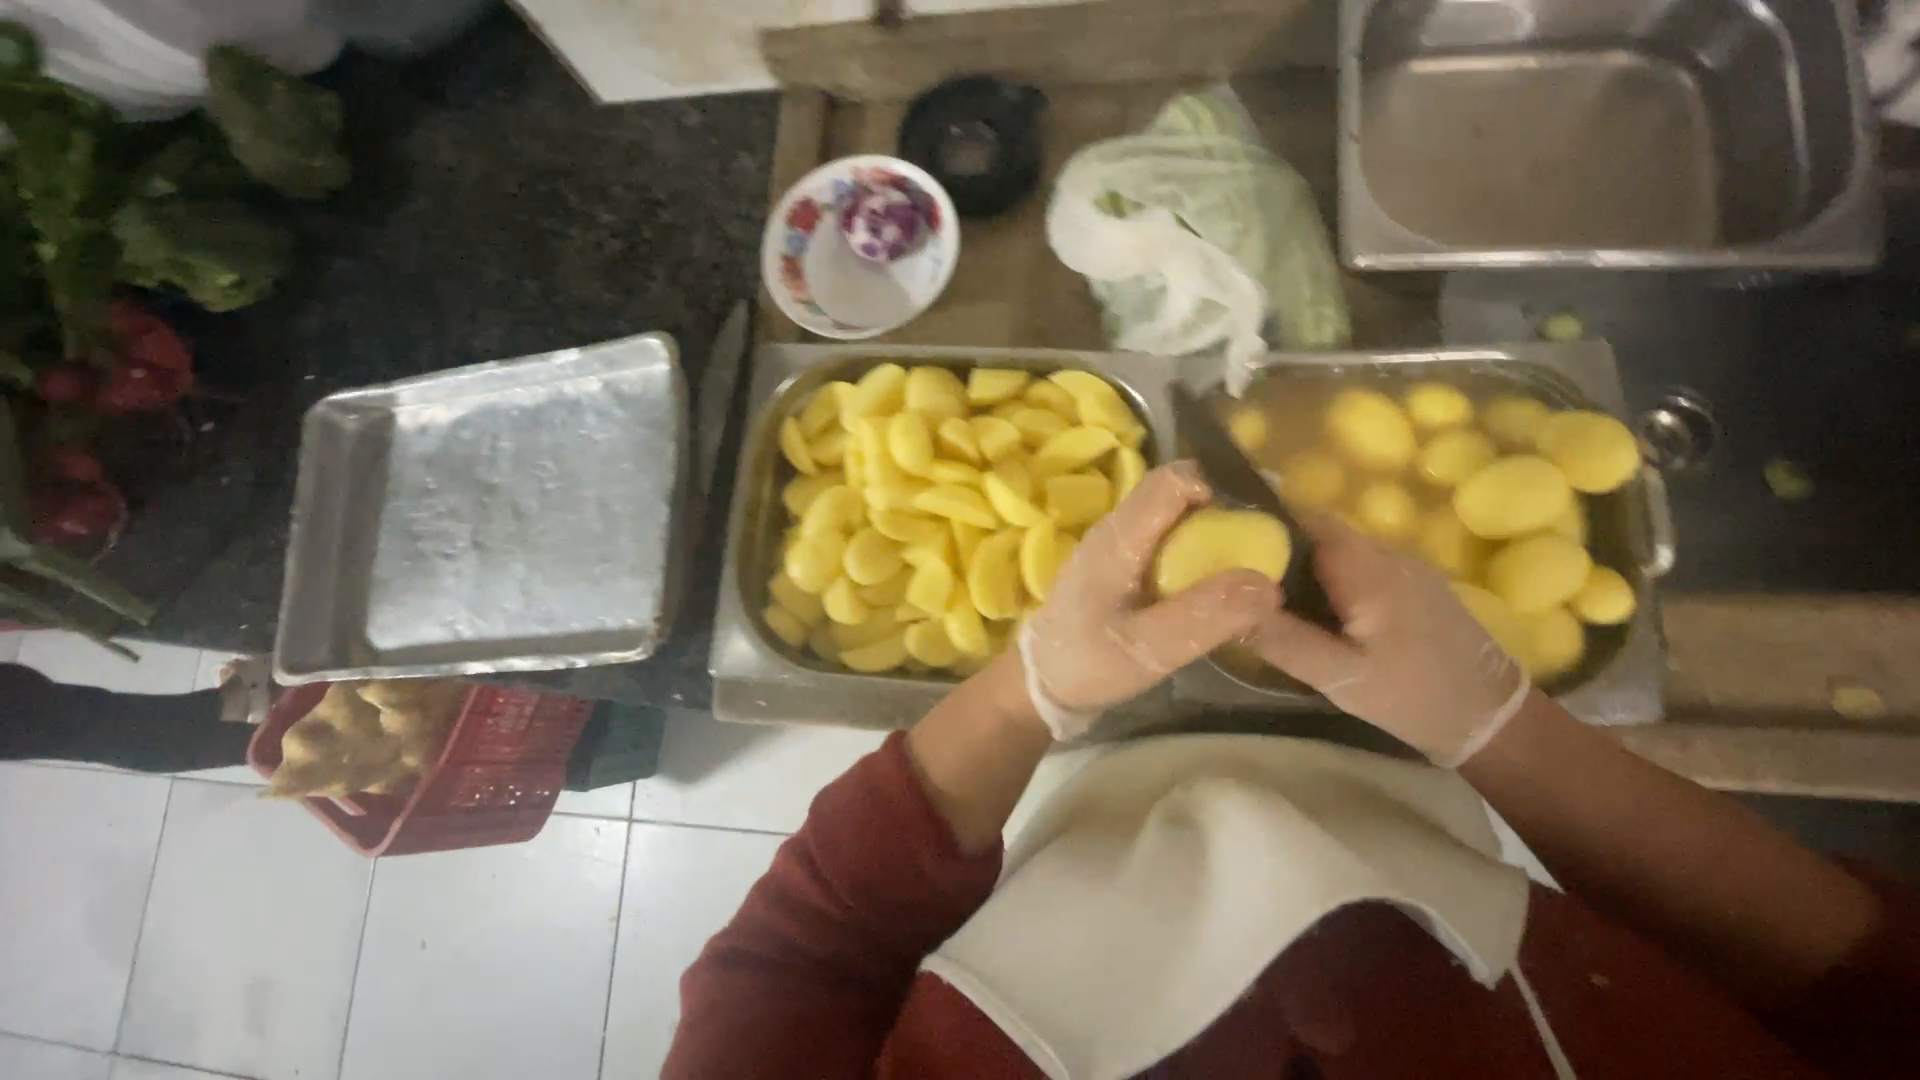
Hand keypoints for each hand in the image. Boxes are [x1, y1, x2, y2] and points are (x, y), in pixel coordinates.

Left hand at [1020, 461, 1280, 738]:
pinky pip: (1159, 539)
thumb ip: (1206, 615)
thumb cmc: (1089, 664)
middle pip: (1174, 494)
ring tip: (1230, 573)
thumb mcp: (1151, 648)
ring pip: (1168, 516)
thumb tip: (1267, 584)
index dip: (1216, 491)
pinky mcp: (1114, 563)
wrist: (1039, 684)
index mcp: (1119, 537)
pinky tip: (1198, 588)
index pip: (1172, 480)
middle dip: (1216, 514)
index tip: (1247, 532)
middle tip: (1249, 555)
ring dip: (1203, 534)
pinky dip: (1186, 552)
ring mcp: (1111, 544)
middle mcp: (1114, 528)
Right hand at [1245, 517, 1528, 766]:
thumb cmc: (1410, 696)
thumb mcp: (1338, 677)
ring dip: (1308, 565)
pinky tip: (1323, 614)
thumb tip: (1228, 610)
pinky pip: (1363, 565)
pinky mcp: (1417, 584)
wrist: (1492, 718)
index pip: (1305, 523)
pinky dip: (1334, 578)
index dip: (1266, 530)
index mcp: (1366, 569)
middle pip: (1321, 532)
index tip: (1232, 554)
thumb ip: (1282, 639)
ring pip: (1342, 548)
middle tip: (1245, 584)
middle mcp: (1388, 554)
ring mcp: (1407, 567)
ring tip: (1275, 600)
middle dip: (1282, 549)